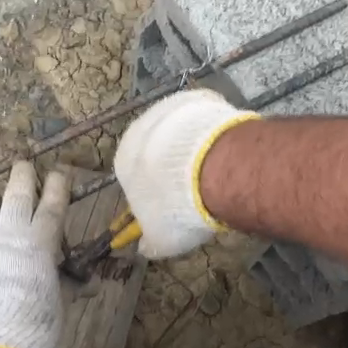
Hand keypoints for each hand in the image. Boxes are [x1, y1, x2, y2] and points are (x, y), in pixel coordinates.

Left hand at [0, 161, 69, 347]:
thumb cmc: (36, 323)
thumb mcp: (59, 301)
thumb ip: (69, 285)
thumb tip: (88, 286)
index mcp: (40, 242)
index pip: (52, 204)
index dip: (56, 186)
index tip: (58, 173)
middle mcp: (10, 232)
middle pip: (17, 193)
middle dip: (22, 176)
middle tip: (22, 167)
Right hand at [113, 90, 259, 258]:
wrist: (208, 166)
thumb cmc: (176, 207)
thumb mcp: (162, 238)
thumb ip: (150, 242)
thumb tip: (143, 248)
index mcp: (123, 163)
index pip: (136, 178)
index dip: (156, 192)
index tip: (175, 204)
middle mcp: (137, 132)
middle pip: (156, 151)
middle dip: (174, 167)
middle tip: (199, 187)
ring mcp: (166, 110)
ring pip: (178, 131)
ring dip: (192, 145)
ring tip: (216, 165)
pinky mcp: (194, 98)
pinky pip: (200, 115)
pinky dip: (209, 127)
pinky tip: (224, 144)